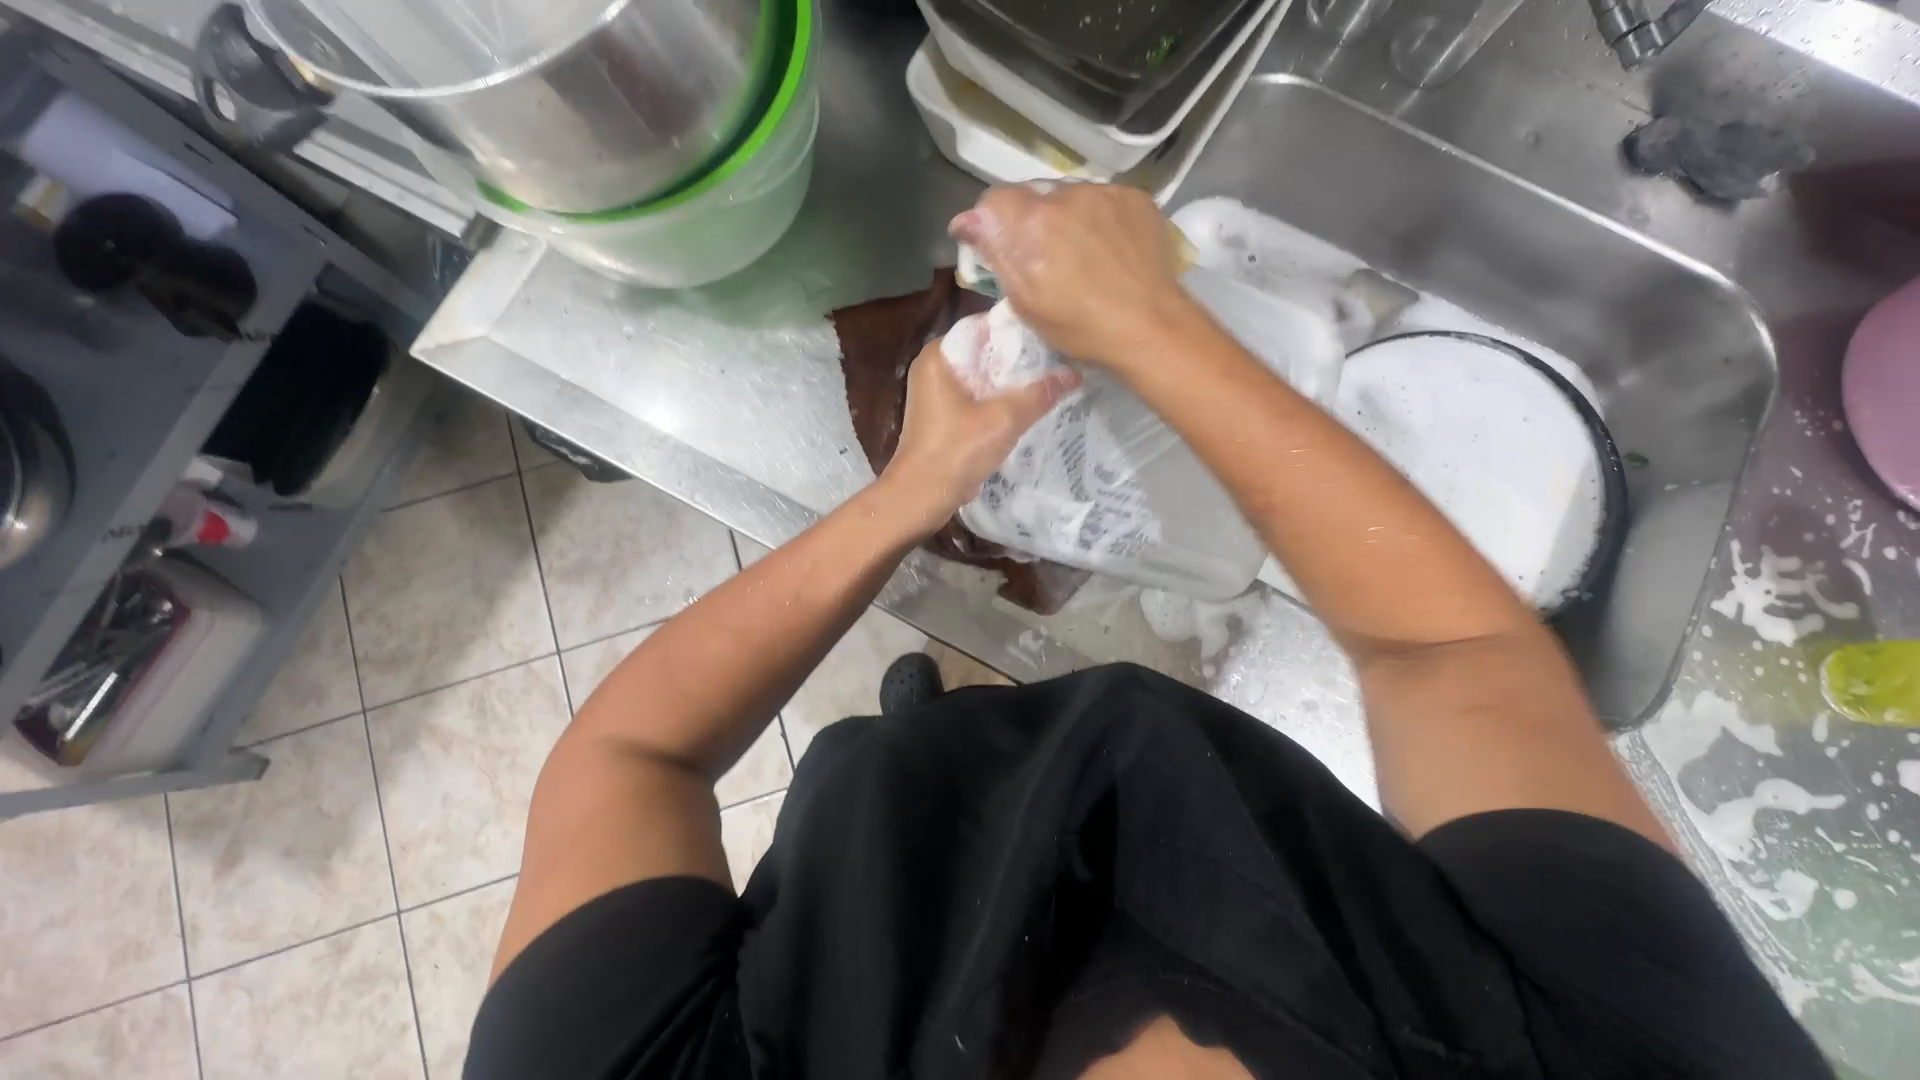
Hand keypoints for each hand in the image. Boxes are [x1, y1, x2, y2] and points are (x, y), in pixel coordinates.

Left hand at [878, 339, 1079, 533]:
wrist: (921, 496)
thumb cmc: (956, 451)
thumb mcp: (1004, 419)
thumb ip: (1039, 394)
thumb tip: (1073, 375)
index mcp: (939, 355)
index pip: (984, 326)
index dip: (1018, 330)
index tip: (1050, 336)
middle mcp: (934, 367)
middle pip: (985, 352)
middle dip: (1018, 358)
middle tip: (1057, 358)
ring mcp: (937, 393)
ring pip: (982, 377)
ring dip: (1010, 382)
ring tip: (1048, 380)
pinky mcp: (943, 416)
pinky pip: (977, 397)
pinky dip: (998, 401)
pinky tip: (1026, 406)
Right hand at [950, 183, 1199, 369]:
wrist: (1151, 327)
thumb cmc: (1080, 327)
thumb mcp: (1025, 302)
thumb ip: (996, 253)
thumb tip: (966, 221)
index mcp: (1032, 222)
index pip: (994, 200)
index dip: (992, 222)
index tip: (999, 245)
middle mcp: (1066, 195)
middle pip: (1035, 195)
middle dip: (1033, 220)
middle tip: (1048, 258)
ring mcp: (1105, 193)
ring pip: (1072, 196)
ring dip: (1069, 217)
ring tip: (1083, 254)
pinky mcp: (1136, 197)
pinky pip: (1105, 200)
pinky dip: (1101, 218)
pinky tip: (1111, 250)